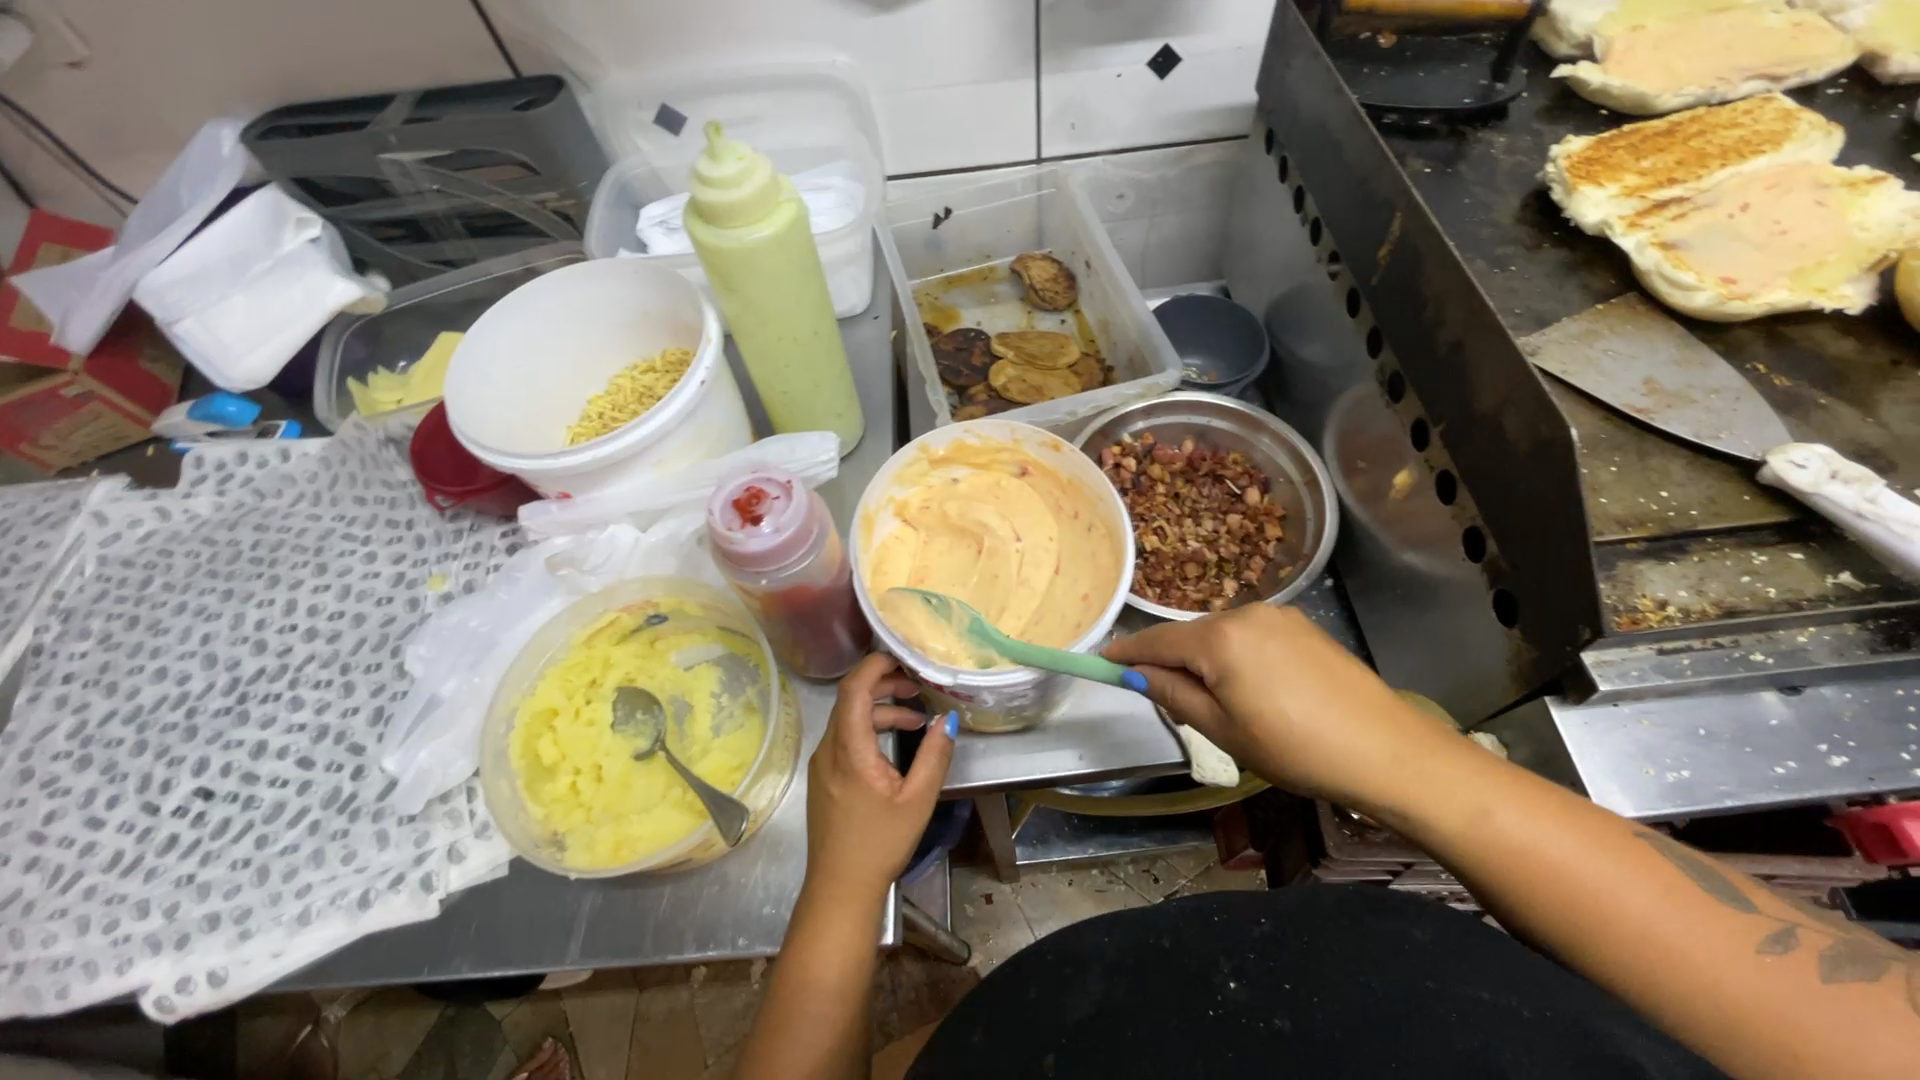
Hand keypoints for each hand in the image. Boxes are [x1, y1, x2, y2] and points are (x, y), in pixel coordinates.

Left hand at [803, 653, 955, 904]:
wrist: (840, 888)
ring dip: (879, 710)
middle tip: (915, 685)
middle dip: (882, 685)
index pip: (853, 689)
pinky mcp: (824, 777)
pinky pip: (844, 739)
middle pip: (849, 699)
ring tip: (915, 719)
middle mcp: (829, 749)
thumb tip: (949, 719)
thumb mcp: (918, 800)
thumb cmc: (880, 844)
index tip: (901, 657)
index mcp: (849, 750)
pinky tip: (894, 745)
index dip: (874, 666)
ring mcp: (822, 764)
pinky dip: (869, 730)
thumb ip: (935, 756)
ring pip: (848, 720)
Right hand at [1104, 604, 1464, 810]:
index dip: (1126, 653)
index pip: (1156, 641)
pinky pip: (1250, 637)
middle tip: (1165, 703)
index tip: (1101, 662)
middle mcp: (1246, 613)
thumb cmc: (1294, 748)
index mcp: (1219, 637)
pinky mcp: (1304, 627)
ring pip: (1220, 636)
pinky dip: (1235, 657)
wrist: (1387, 751)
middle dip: (1169, 662)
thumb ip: (1172, 694)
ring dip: (1204, 661)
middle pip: (1188, 635)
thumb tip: (1134, 674)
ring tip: (1215, 705)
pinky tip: (1251, 691)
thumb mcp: (1222, 729)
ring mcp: (1279, 617)